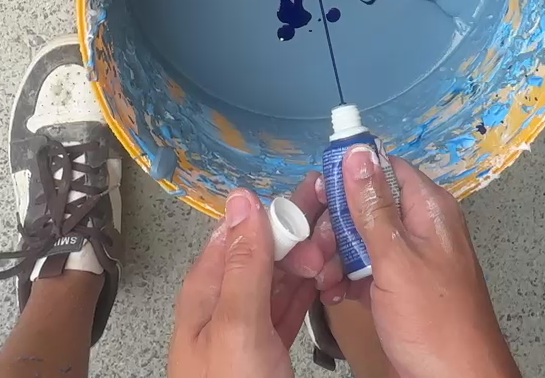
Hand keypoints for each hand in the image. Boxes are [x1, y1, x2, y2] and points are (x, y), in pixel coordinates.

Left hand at [169, 181, 334, 377]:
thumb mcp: (236, 327)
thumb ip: (244, 264)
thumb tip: (244, 197)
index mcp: (208, 288)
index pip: (243, 228)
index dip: (279, 209)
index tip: (317, 196)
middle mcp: (225, 301)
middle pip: (264, 248)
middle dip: (300, 233)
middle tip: (335, 229)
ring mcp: (246, 325)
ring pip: (280, 274)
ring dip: (308, 258)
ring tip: (337, 247)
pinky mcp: (267, 348)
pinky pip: (289, 303)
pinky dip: (308, 287)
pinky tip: (327, 275)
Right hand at [330, 148, 519, 377]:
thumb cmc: (435, 322)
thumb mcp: (396, 258)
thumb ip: (373, 205)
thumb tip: (358, 151)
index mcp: (428, 207)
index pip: (384, 169)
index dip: (350, 176)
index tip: (320, 193)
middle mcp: (421, 226)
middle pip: (369, 205)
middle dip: (337, 225)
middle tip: (316, 249)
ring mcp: (411, 257)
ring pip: (364, 238)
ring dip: (336, 255)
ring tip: (320, 276)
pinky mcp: (401, 287)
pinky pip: (368, 268)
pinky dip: (347, 278)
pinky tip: (330, 292)